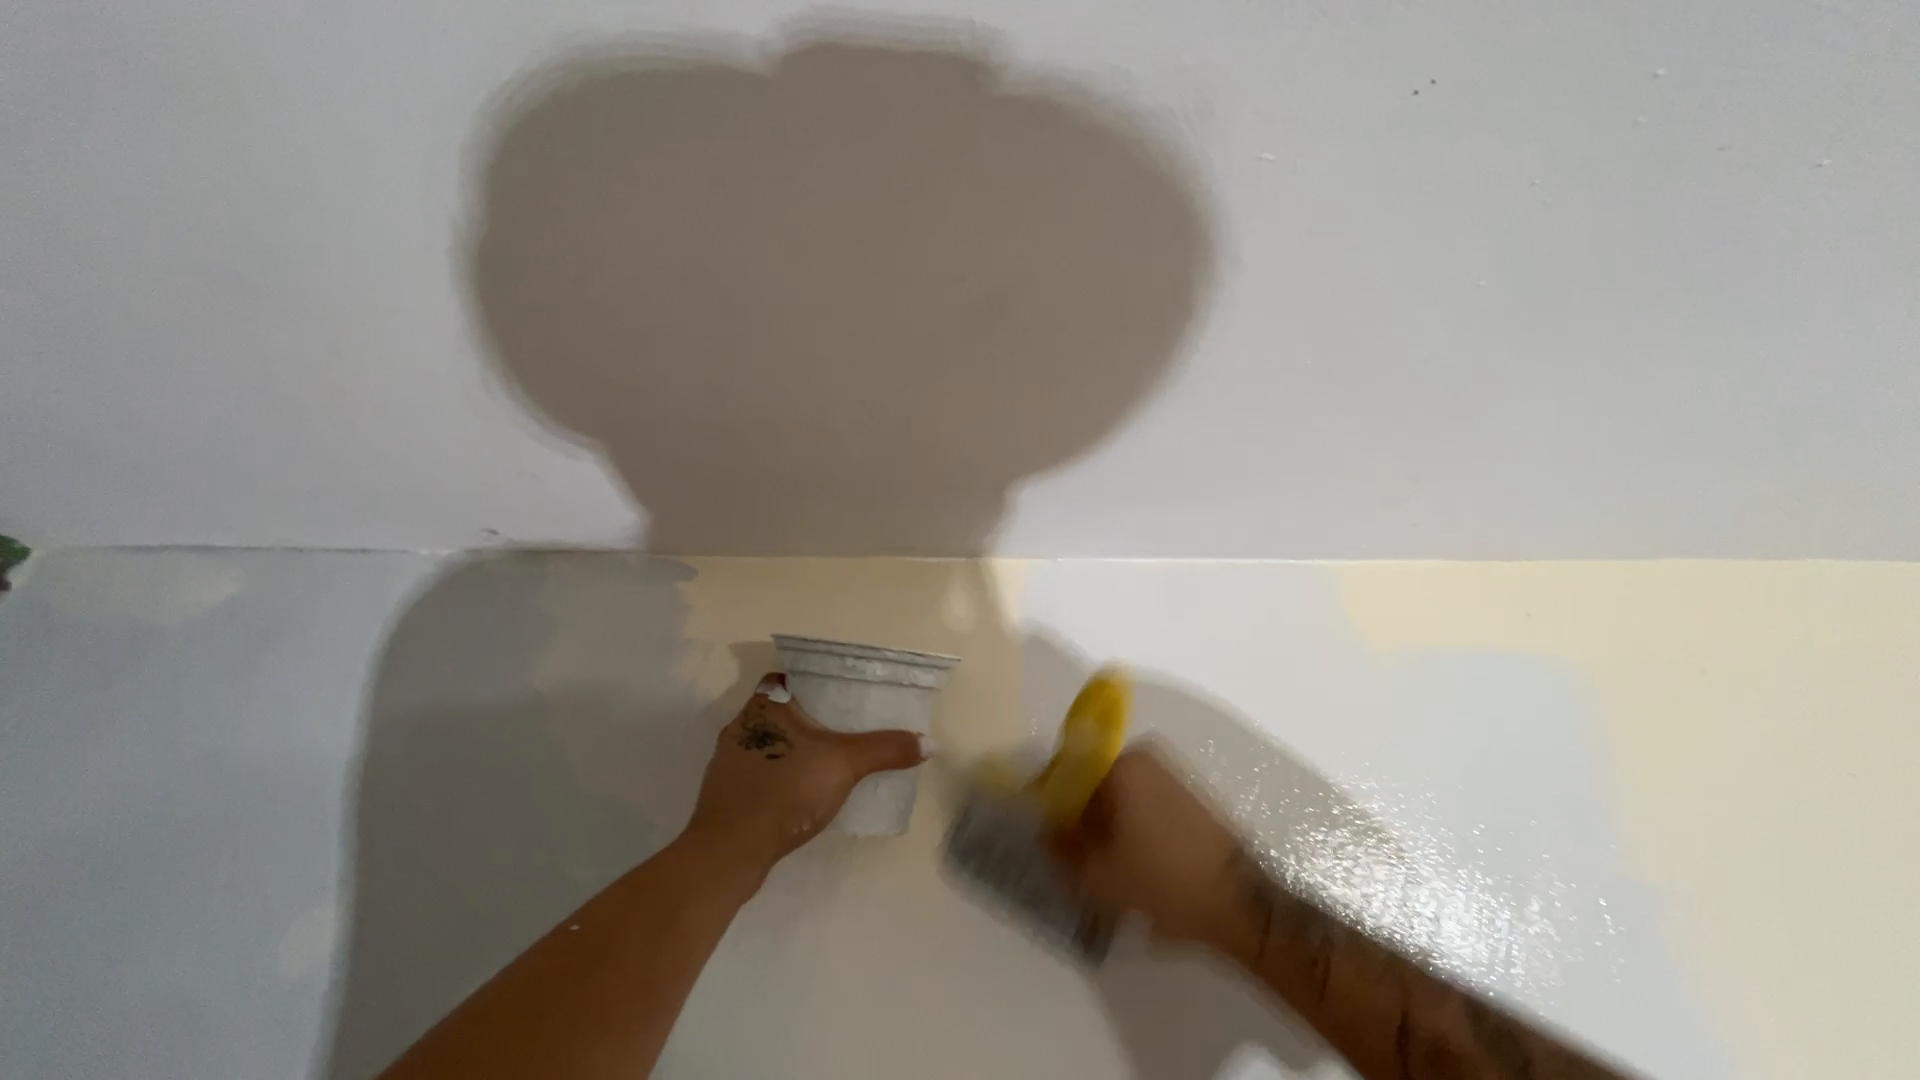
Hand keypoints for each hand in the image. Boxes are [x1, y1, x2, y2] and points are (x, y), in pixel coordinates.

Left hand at [682, 673, 926, 881]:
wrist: (730, 851)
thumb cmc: (785, 791)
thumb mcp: (845, 765)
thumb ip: (885, 749)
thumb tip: (928, 743)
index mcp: (764, 705)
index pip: (787, 678)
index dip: (814, 683)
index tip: (841, 695)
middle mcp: (742, 725)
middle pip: (781, 711)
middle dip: (810, 718)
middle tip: (845, 727)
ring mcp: (729, 761)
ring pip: (770, 744)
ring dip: (795, 749)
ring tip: (829, 759)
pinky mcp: (727, 793)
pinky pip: (761, 772)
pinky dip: (782, 776)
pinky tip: (802, 791)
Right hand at [1052, 742, 1250, 949]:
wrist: (1241, 904)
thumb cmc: (1163, 881)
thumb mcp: (1098, 874)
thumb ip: (1060, 846)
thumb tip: (1045, 828)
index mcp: (1121, 764)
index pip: (1064, 769)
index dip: (1047, 802)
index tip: (1044, 834)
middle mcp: (1145, 757)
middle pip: (1092, 780)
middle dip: (1078, 813)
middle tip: (1072, 854)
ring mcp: (1171, 774)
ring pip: (1117, 793)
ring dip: (1103, 821)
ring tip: (1101, 862)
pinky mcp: (1189, 795)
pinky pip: (1141, 802)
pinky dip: (1128, 824)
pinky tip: (1130, 860)